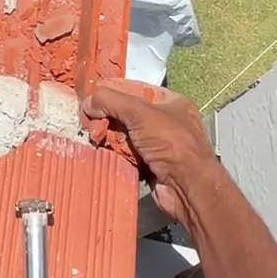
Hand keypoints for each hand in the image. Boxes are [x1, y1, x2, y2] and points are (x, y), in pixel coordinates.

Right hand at [82, 79, 216, 221]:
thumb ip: (110, 100)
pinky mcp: (150, 164)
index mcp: (169, 102)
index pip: (133, 88)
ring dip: (109, 135)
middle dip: (107, 116)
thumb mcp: (139, 112)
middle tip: (91, 120)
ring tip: (96, 137)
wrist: (189, 189)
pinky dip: (115, 152)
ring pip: (124, 133)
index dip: (111, 90)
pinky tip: (105, 150)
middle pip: (126, 112)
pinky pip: (126, 152)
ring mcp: (158, 144)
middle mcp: (165, 121)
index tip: (91, 95)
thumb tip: (88, 102)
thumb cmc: (172, 144)